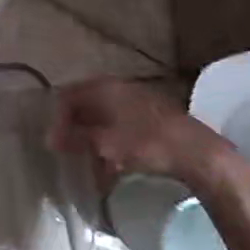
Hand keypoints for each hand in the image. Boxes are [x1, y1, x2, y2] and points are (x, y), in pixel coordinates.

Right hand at [49, 77, 230, 181]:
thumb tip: (50, 138)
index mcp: (105, 87)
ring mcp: (139, 100)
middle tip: (69, 149)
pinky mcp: (153, 115)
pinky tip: (114, 162)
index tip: (55, 143)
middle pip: (86, 103)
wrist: (199, 154)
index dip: (57, 118)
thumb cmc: (147, 144)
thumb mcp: (105, 144)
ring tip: (90, 159)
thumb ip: (76, 139)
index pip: (68, 95)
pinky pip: (122, 123)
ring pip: (105, 114)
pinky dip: (111, 139)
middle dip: (75, 127)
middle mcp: (120, 87)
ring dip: (93, 135)